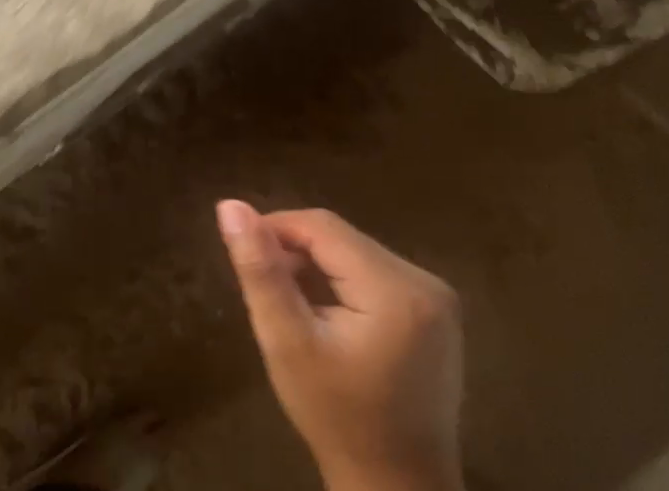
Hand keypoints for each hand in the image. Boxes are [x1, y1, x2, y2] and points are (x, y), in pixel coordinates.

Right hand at [217, 201, 464, 490]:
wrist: (395, 478)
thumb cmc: (334, 410)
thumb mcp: (285, 339)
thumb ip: (260, 270)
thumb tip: (231, 206)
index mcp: (396, 289)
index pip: (320, 225)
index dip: (272, 229)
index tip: (242, 261)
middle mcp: (427, 283)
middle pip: (339, 238)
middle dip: (293, 251)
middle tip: (266, 294)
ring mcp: (437, 300)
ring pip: (353, 252)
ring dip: (313, 266)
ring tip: (290, 307)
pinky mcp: (434, 315)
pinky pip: (372, 273)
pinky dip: (337, 281)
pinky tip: (324, 316)